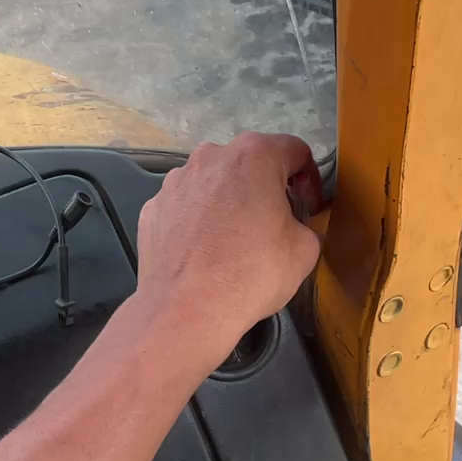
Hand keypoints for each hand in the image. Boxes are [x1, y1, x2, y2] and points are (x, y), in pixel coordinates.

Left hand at [133, 132, 321, 357]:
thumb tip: (294, 229)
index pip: (294, 150)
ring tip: (233, 241)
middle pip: (248, 163)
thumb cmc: (252, 273)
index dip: (309, 178)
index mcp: (254, 156)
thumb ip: (305, 225)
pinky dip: (196, 222)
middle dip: (264, 187)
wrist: (187, 309)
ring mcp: (175, 181)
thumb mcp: (305, 251)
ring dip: (227, 202)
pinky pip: (184, 208)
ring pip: (212, 183)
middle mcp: (211, 157)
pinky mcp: (153, 209)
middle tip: (273, 223)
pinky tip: (202, 253)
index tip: (309, 205)